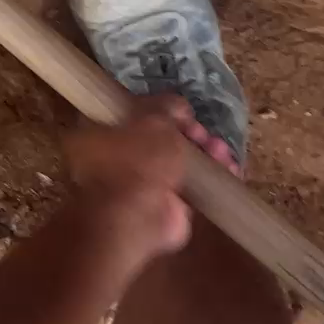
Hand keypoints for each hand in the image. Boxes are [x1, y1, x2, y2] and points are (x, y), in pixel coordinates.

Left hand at [62, 95, 235, 259]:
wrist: (137, 216)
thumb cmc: (135, 160)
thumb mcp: (150, 121)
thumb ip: (163, 108)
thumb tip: (176, 106)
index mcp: (93, 135)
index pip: (126, 116)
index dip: (156, 111)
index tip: (180, 112)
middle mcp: (110, 159)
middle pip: (156, 139)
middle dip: (187, 134)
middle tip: (203, 133)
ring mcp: (137, 184)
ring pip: (175, 162)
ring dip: (203, 154)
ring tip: (221, 151)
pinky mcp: (162, 205)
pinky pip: (189, 186)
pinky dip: (210, 177)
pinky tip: (230, 169)